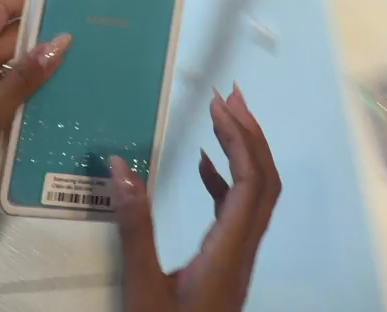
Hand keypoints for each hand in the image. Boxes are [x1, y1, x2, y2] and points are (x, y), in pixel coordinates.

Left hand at [0, 0, 70, 288]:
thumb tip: (61, 40)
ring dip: (42, 68)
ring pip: (13, 72)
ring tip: (88, 61)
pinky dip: (34, 98)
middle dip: (44, 33)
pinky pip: (11, 100)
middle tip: (90, 29)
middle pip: (9, 40)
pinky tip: (66, 103)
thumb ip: (24, 79)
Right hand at [110, 86, 280, 311]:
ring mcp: (238, 258)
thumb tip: (120, 165)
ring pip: (257, 195)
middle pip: (265, 182)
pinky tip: (203, 165)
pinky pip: (237, 211)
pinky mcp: (227, 265)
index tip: (218, 104)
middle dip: (251, 134)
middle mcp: (242, 250)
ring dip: (243, 151)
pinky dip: (225, 179)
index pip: (251, 183)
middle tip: (230, 96)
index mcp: (229, 251)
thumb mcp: (143, 291)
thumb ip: (134, 228)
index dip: (240, 138)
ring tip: (220, 117)